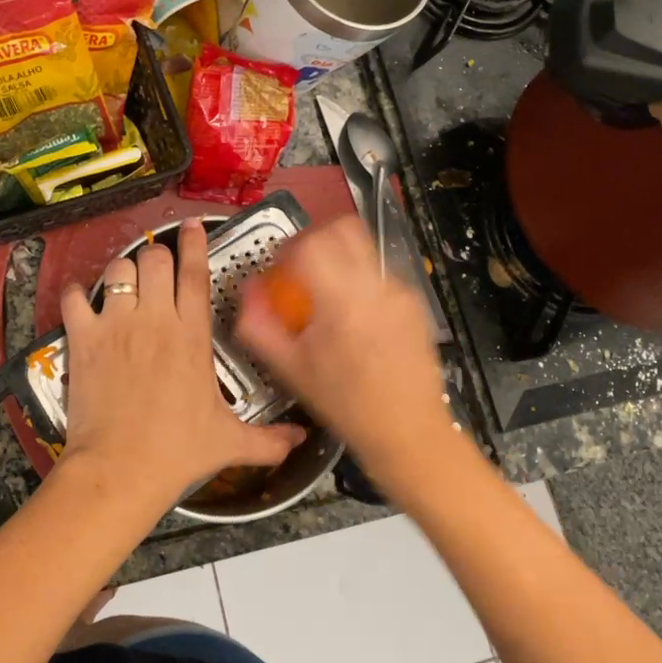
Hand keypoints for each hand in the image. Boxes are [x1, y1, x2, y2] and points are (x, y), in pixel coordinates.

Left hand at [58, 219, 306, 511]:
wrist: (120, 468)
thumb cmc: (177, 452)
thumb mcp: (230, 443)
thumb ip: (269, 439)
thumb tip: (302, 440)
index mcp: (191, 334)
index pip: (195, 273)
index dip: (194, 243)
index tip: (191, 226)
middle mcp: (154, 318)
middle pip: (154, 259)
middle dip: (156, 258)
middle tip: (157, 271)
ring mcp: (116, 324)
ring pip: (118, 269)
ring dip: (122, 272)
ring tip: (124, 286)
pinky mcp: (83, 337)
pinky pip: (74, 297)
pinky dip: (76, 295)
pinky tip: (81, 302)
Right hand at [235, 216, 452, 472]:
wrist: (409, 432)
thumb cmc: (347, 405)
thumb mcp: (291, 370)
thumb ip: (259, 327)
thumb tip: (247, 293)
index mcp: (343, 301)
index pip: (314, 242)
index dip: (290, 245)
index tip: (280, 265)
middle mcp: (376, 288)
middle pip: (344, 229)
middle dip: (316, 239)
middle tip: (299, 265)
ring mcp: (401, 293)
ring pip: (363, 249)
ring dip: (339, 260)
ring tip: (325, 295)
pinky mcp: (415, 304)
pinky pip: (379, 275)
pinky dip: (359, 282)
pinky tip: (352, 318)